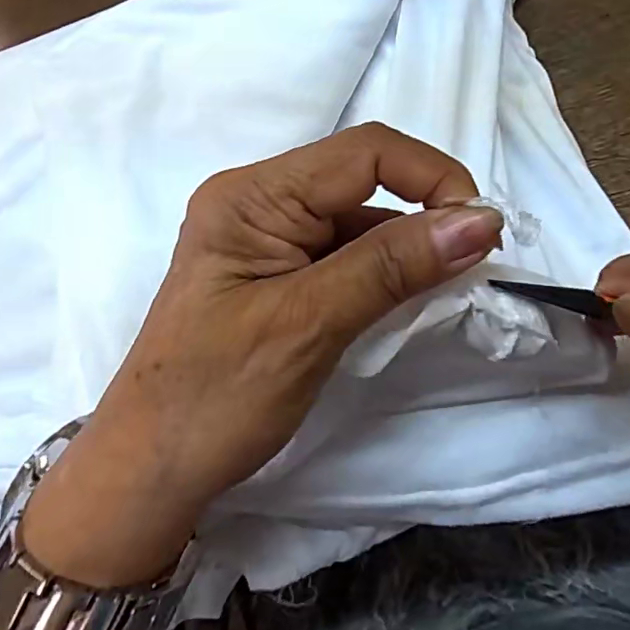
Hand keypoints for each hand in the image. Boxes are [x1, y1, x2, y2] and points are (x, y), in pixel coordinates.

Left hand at [21, 123, 504, 587]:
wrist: (147, 477)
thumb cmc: (214, 400)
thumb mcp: (310, 326)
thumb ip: (394, 266)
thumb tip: (482, 221)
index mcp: (252, 197)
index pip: (364, 152)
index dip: (432, 177)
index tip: (481, 229)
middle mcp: (259, 200)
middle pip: (363, 177)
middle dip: (425, 210)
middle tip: (473, 259)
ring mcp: (268, 236)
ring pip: (362, 216)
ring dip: (409, 244)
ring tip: (446, 285)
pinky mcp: (279, 270)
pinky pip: (348, 250)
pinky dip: (387, 268)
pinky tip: (408, 298)